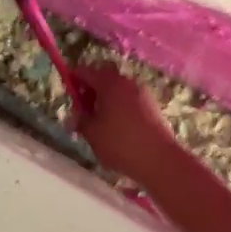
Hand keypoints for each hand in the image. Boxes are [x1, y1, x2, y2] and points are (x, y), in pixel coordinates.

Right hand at [70, 62, 174, 179]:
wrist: (160, 160)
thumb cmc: (120, 144)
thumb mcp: (92, 134)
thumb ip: (80, 121)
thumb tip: (73, 117)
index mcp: (108, 83)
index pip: (85, 71)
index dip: (74, 80)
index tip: (70, 96)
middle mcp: (126, 82)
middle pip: (104, 76)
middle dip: (92, 88)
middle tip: (86, 110)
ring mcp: (142, 92)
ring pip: (118, 88)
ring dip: (108, 98)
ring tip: (102, 122)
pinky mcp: (153, 106)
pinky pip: (130, 99)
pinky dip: (121, 106)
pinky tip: (120, 128)